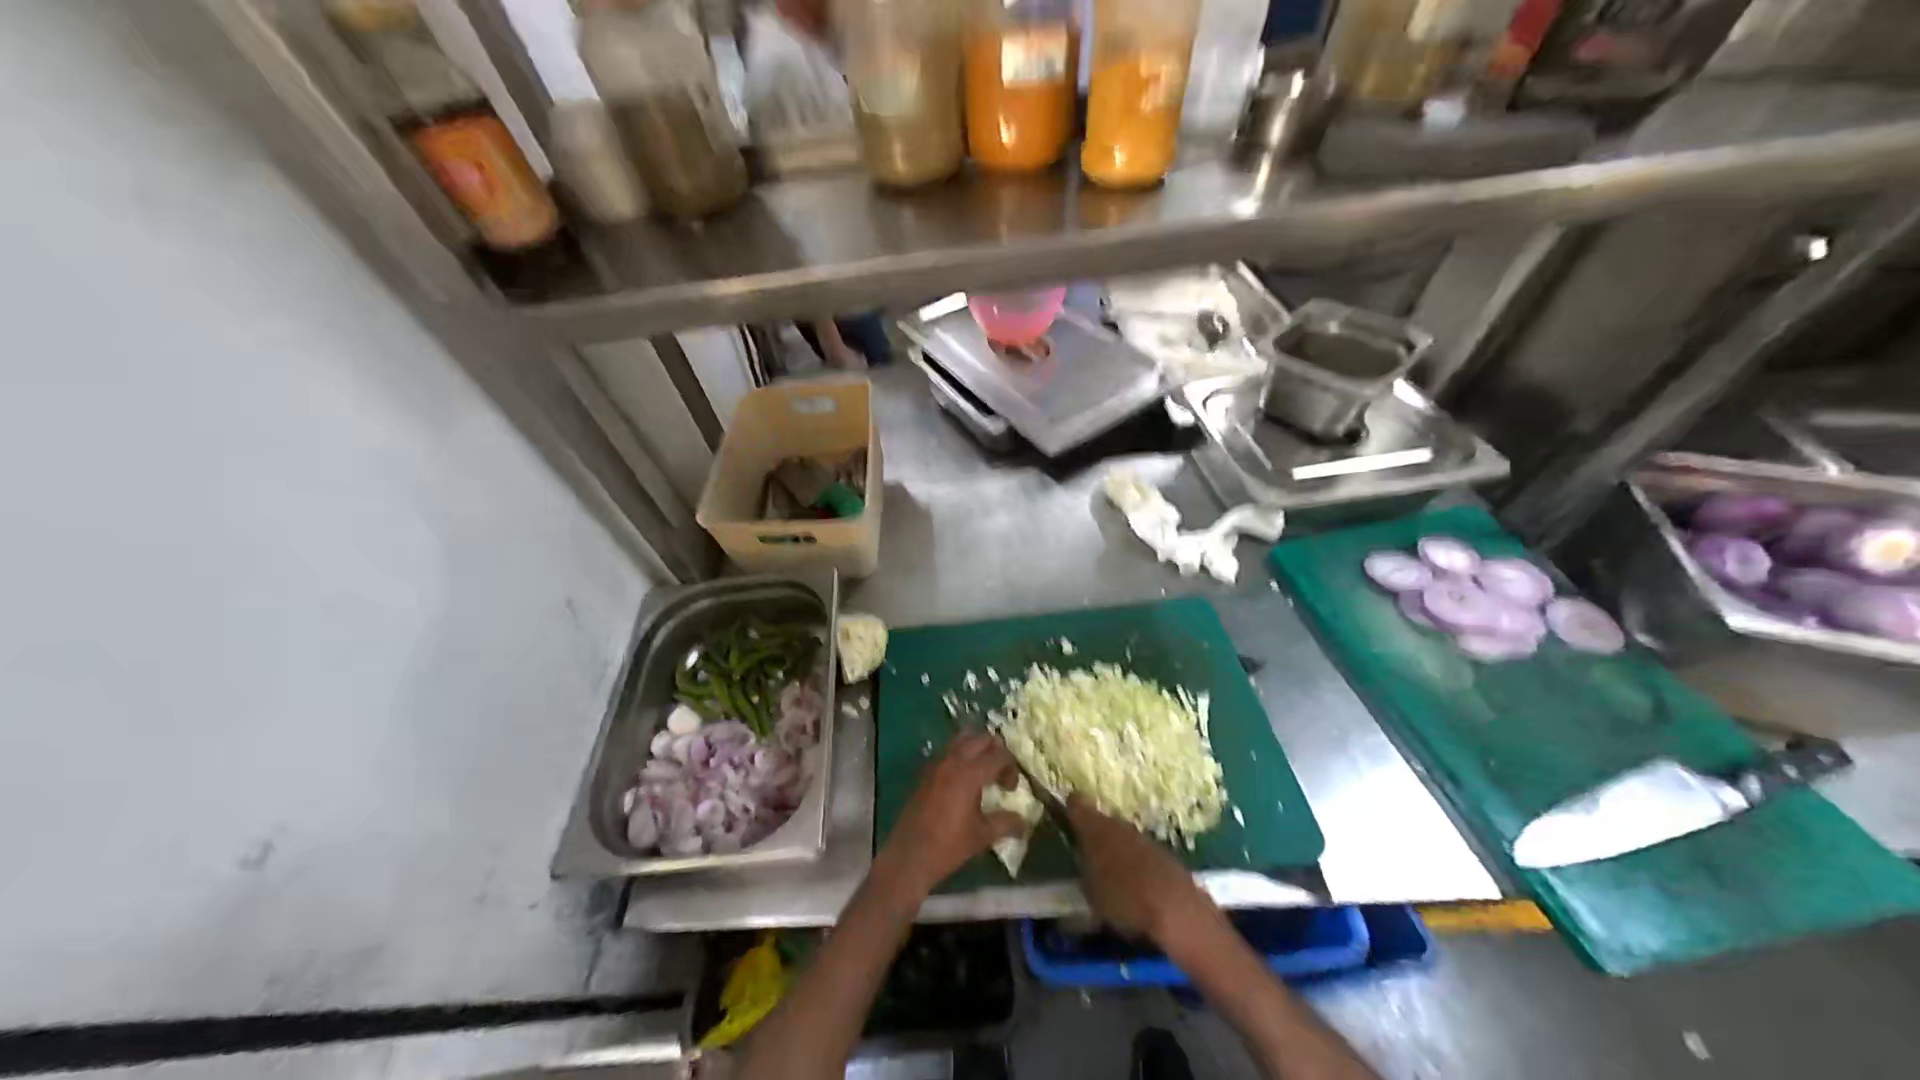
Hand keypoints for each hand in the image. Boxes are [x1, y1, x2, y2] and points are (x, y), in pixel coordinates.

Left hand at [875, 733, 1026, 897]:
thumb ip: (1006, 823)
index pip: (999, 755)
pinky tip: (964, 780)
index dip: (1011, 768)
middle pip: (981, 739)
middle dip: (996, 751)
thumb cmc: (949, 845)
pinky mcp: (926, 771)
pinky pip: (948, 751)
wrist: (910, 855)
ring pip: (962, 740)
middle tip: (1000, 773)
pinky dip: (961, 756)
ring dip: (977, 750)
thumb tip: (1024, 821)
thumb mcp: (983, 835)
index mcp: (970, 773)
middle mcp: (953, 760)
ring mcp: (937, 763)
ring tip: (983, 772)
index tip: (1010, 789)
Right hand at [1067, 795, 1210, 939]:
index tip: (1064, 815)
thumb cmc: (1122, 898)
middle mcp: (1119, 824)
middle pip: (1103, 822)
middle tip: (1087, 856)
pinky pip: (1142, 854)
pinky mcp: (1165, 855)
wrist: (1177, 909)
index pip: (1077, 805)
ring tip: (1112, 875)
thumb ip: (1081, 876)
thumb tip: (1076, 873)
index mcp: (1094, 828)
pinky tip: (1137, 886)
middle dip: (1095, 836)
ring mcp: (1144, 838)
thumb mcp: (1089, 893)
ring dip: (1118, 851)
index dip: (1070, 809)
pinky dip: (1137, 864)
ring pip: (1124, 838)